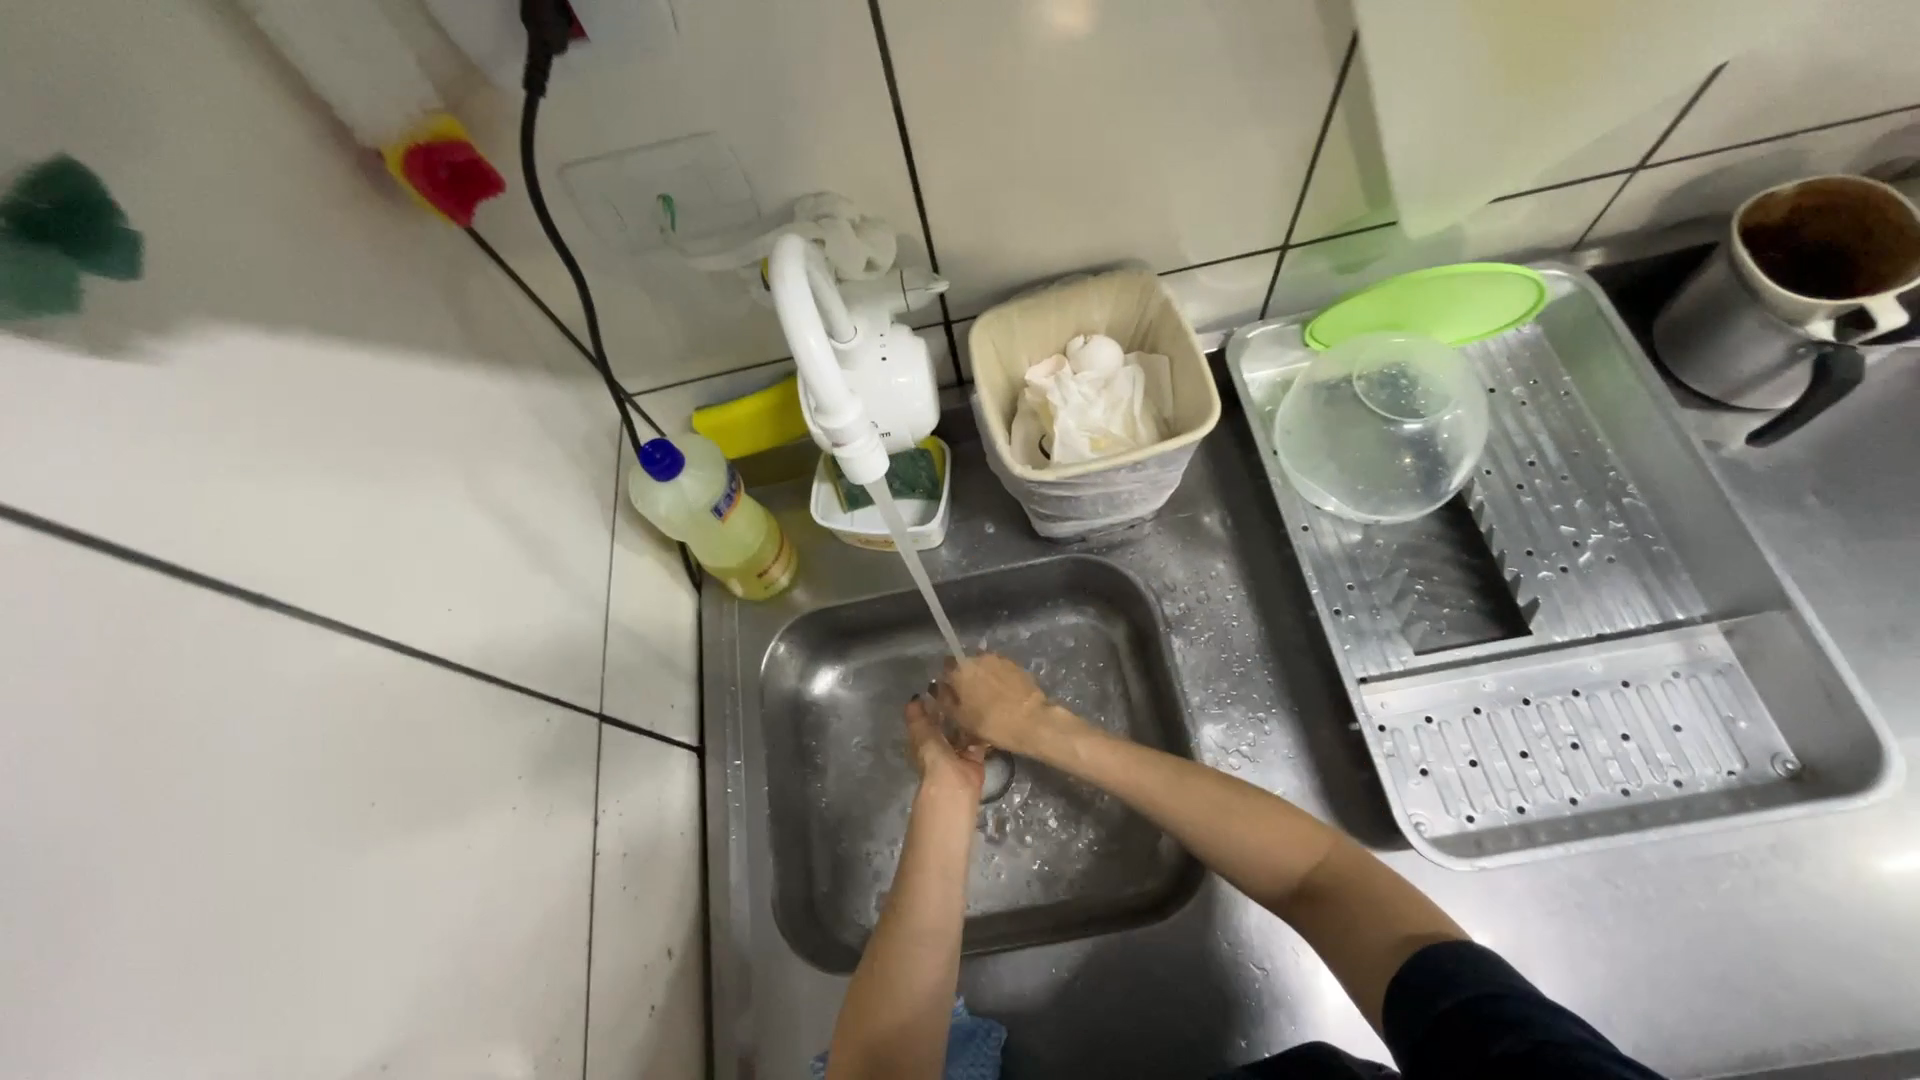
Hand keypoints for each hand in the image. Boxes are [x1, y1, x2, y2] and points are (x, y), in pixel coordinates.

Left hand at [905, 695, 985, 797]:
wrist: (953, 783)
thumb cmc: (932, 756)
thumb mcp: (920, 731)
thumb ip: (916, 715)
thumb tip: (914, 697)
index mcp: (923, 740)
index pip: (927, 718)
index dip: (932, 704)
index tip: (942, 684)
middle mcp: (940, 745)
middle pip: (946, 724)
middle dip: (952, 710)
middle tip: (963, 688)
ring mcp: (958, 752)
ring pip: (963, 731)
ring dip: (968, 718)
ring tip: (977, 696)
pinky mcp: (976, 756)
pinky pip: (979, 739)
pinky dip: (982, 730)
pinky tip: (987, 712)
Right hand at [934, 653, 1089, 758]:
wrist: (1032, 721)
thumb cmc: (991, 723)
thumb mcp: (960, 719)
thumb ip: (945, 700)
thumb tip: (941, 689)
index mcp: (959, 669)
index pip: (945, 667)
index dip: (947, 682)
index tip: (952, 696)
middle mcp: (977, 657)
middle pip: (965, 665)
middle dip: (966, 679)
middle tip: (970, 700)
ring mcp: (999, 659)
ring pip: (984, 667)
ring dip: (983, 678)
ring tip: (989, 699)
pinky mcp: (1016, 665)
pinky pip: (1000, 670)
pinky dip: (998, 680)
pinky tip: (1004, 697)